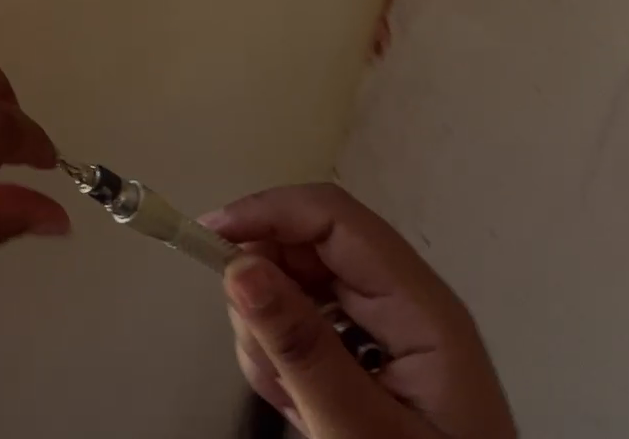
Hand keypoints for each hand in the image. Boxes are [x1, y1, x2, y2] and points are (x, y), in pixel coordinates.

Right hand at [204, 185, 514, 438]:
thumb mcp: (359, 430)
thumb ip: (302, 349)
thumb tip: (239, 266)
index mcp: (420, 306)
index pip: (333, 216)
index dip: (267, 211)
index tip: (208, 237)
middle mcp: (403, 298)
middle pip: (305, 245)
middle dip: (263, 285)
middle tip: (257, 350)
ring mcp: (384, 321)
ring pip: (292, 280)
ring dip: (268, 327)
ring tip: (287, 395)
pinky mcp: (365, 343)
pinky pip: (298, 315)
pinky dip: (277, 348)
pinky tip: (295, 398)